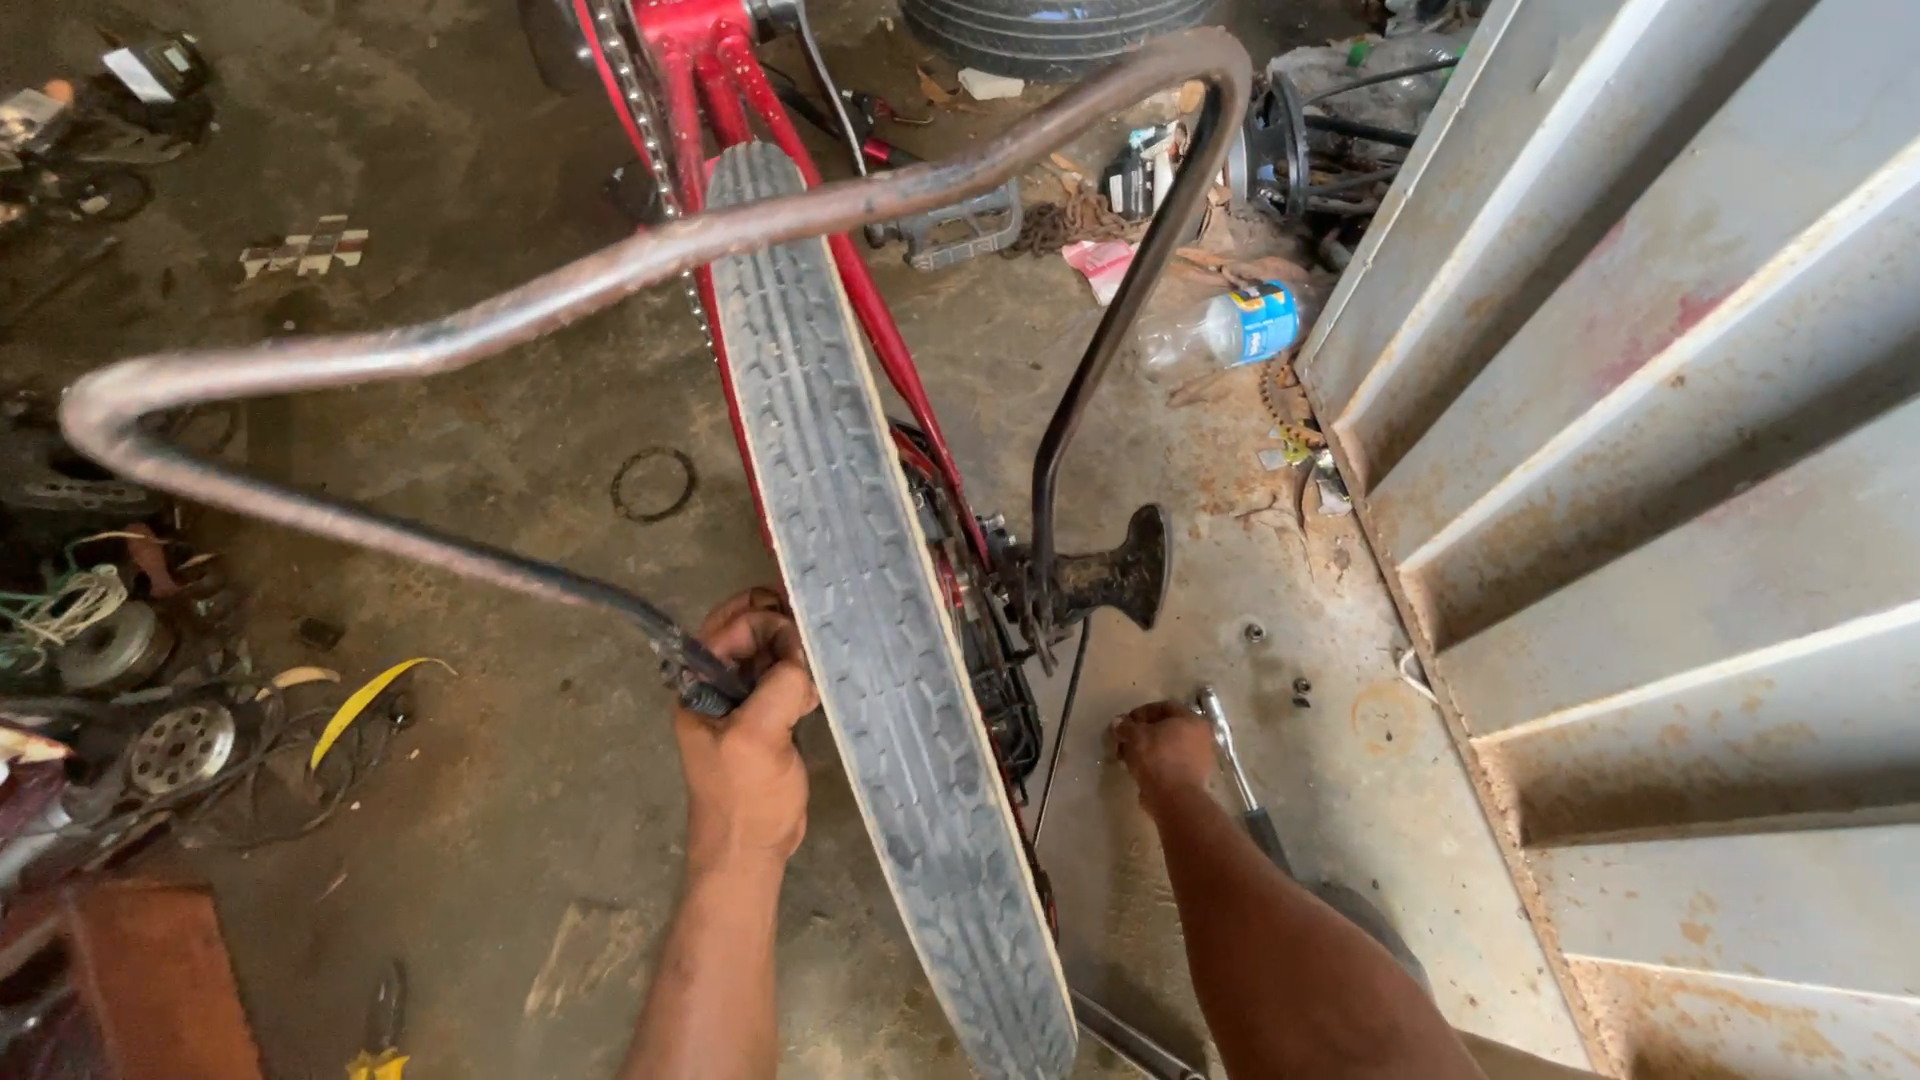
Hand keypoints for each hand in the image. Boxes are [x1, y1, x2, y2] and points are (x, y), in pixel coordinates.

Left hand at [673, 588, 820, 877]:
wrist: (750, 851)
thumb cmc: (746, 797)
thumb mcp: (758, 737)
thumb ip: (780, 687)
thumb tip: (805, 656)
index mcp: (699, 684)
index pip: (726, 627)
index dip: (761, 619)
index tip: (797, 630)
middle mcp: (718, 686)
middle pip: (747, 632)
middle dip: (780, 626)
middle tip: (811, 636)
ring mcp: (743, 702)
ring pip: (769, 653)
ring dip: (794, 650)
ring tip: (816, 664)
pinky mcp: (768, 718)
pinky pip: (784, 678)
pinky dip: (802, 673)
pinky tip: (818, 685)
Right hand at [1112, 700, 1216, 807]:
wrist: (1174, 797)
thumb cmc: (1157, 757)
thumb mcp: (1135, 736)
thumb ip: (1125, 726)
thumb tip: (1118, 722)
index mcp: (1191, 720)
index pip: (1164, 707)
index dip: (1141, 712)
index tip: (1125, 722)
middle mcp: (1200, 737)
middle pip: (1166, 728)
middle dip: (1141, 733)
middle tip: (1124, 740)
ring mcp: (1198, 759)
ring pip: (1166, 747)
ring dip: (1145, 749)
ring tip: (1126, 756)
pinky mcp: (1192, 778)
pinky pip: (1169, 763)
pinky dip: (1154, 763)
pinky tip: (1137, 769)